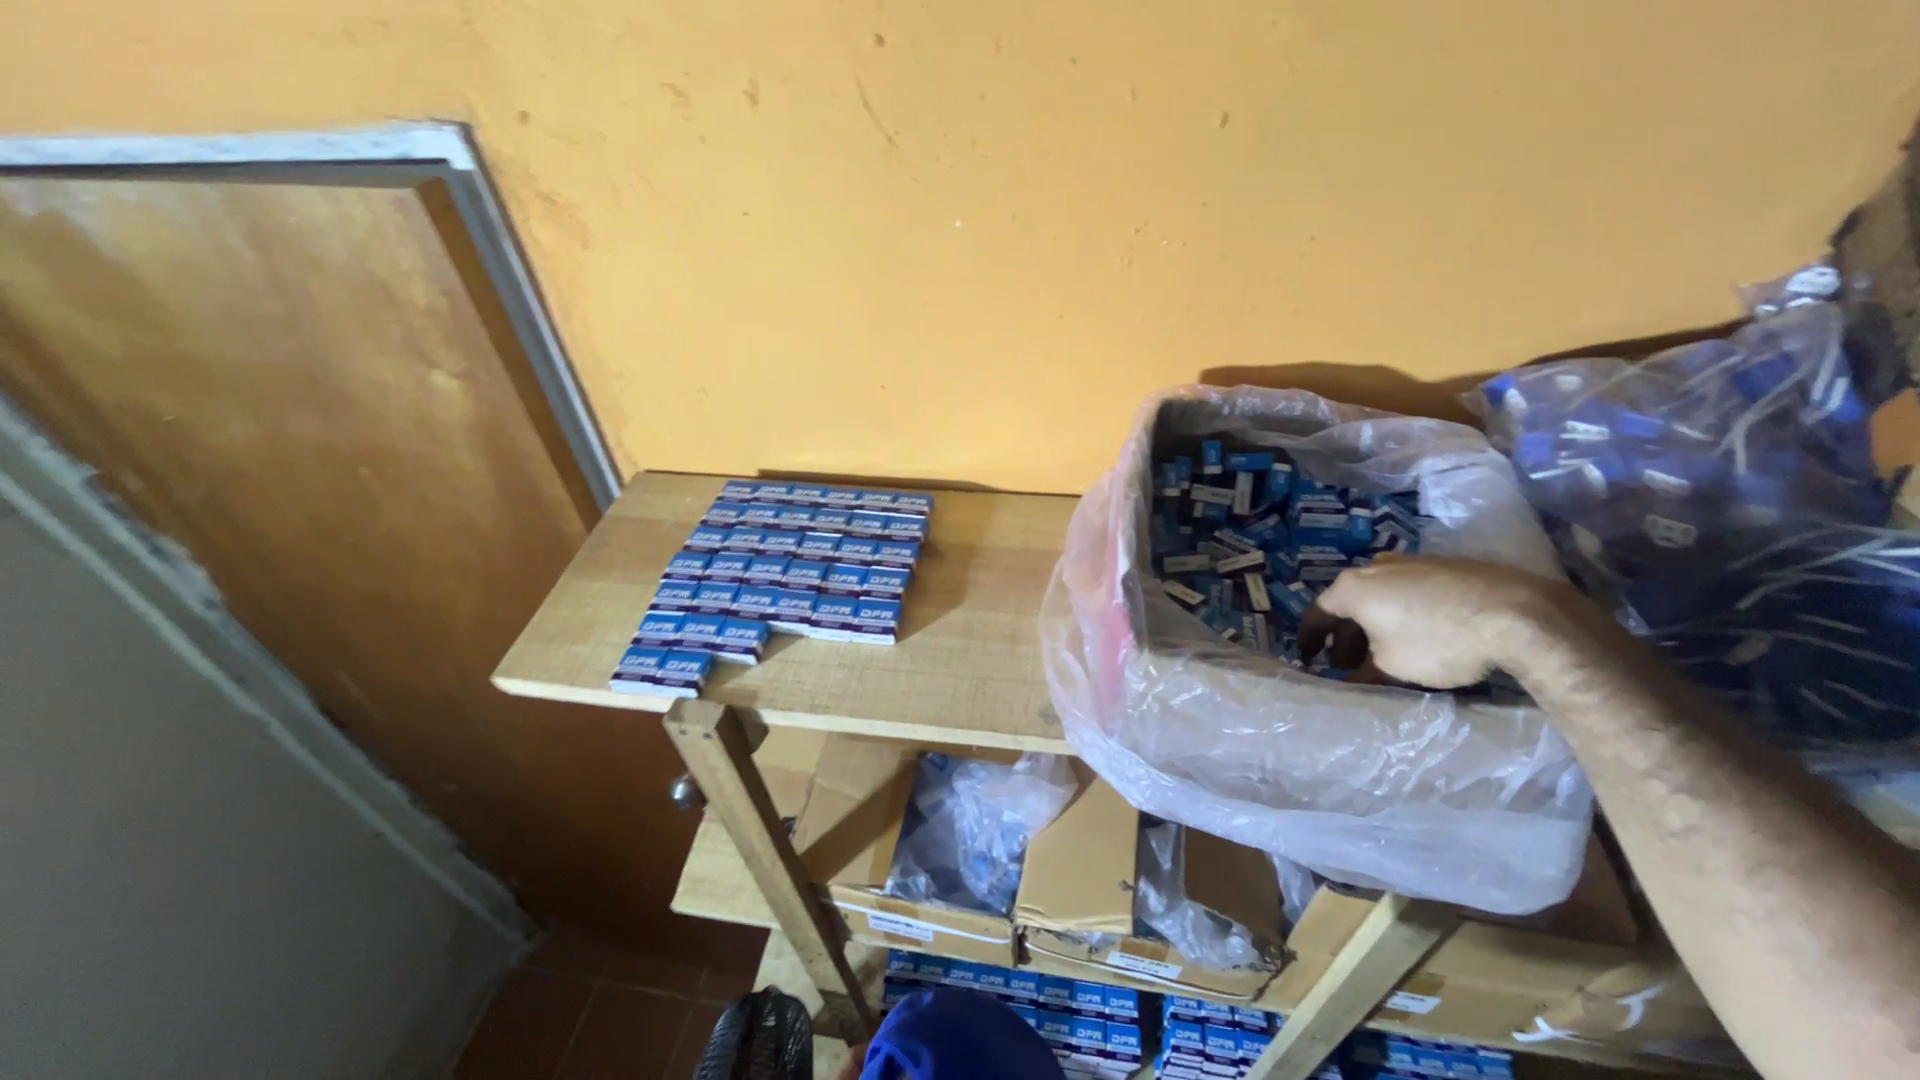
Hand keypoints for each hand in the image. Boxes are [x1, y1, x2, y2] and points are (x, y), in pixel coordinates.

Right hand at [1298, 556, 1572, 687]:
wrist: (1516, 614)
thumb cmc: (1438, 641)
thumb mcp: (1391, 669)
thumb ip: (1362, 675)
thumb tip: (1349, 684)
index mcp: (1353, 587)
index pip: (1317, 613)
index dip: (1309, 639)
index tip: (1308, 658)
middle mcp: (1377, 567)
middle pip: (1350, 603)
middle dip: (1346, 636)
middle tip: (1347, 664)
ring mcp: (1414, 562)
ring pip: (1382, 596)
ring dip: (1376, 624)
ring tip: (1384, 653)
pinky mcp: (1447, 567)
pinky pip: (1410, 592)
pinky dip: (1403, 614)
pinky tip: (1420, 636)